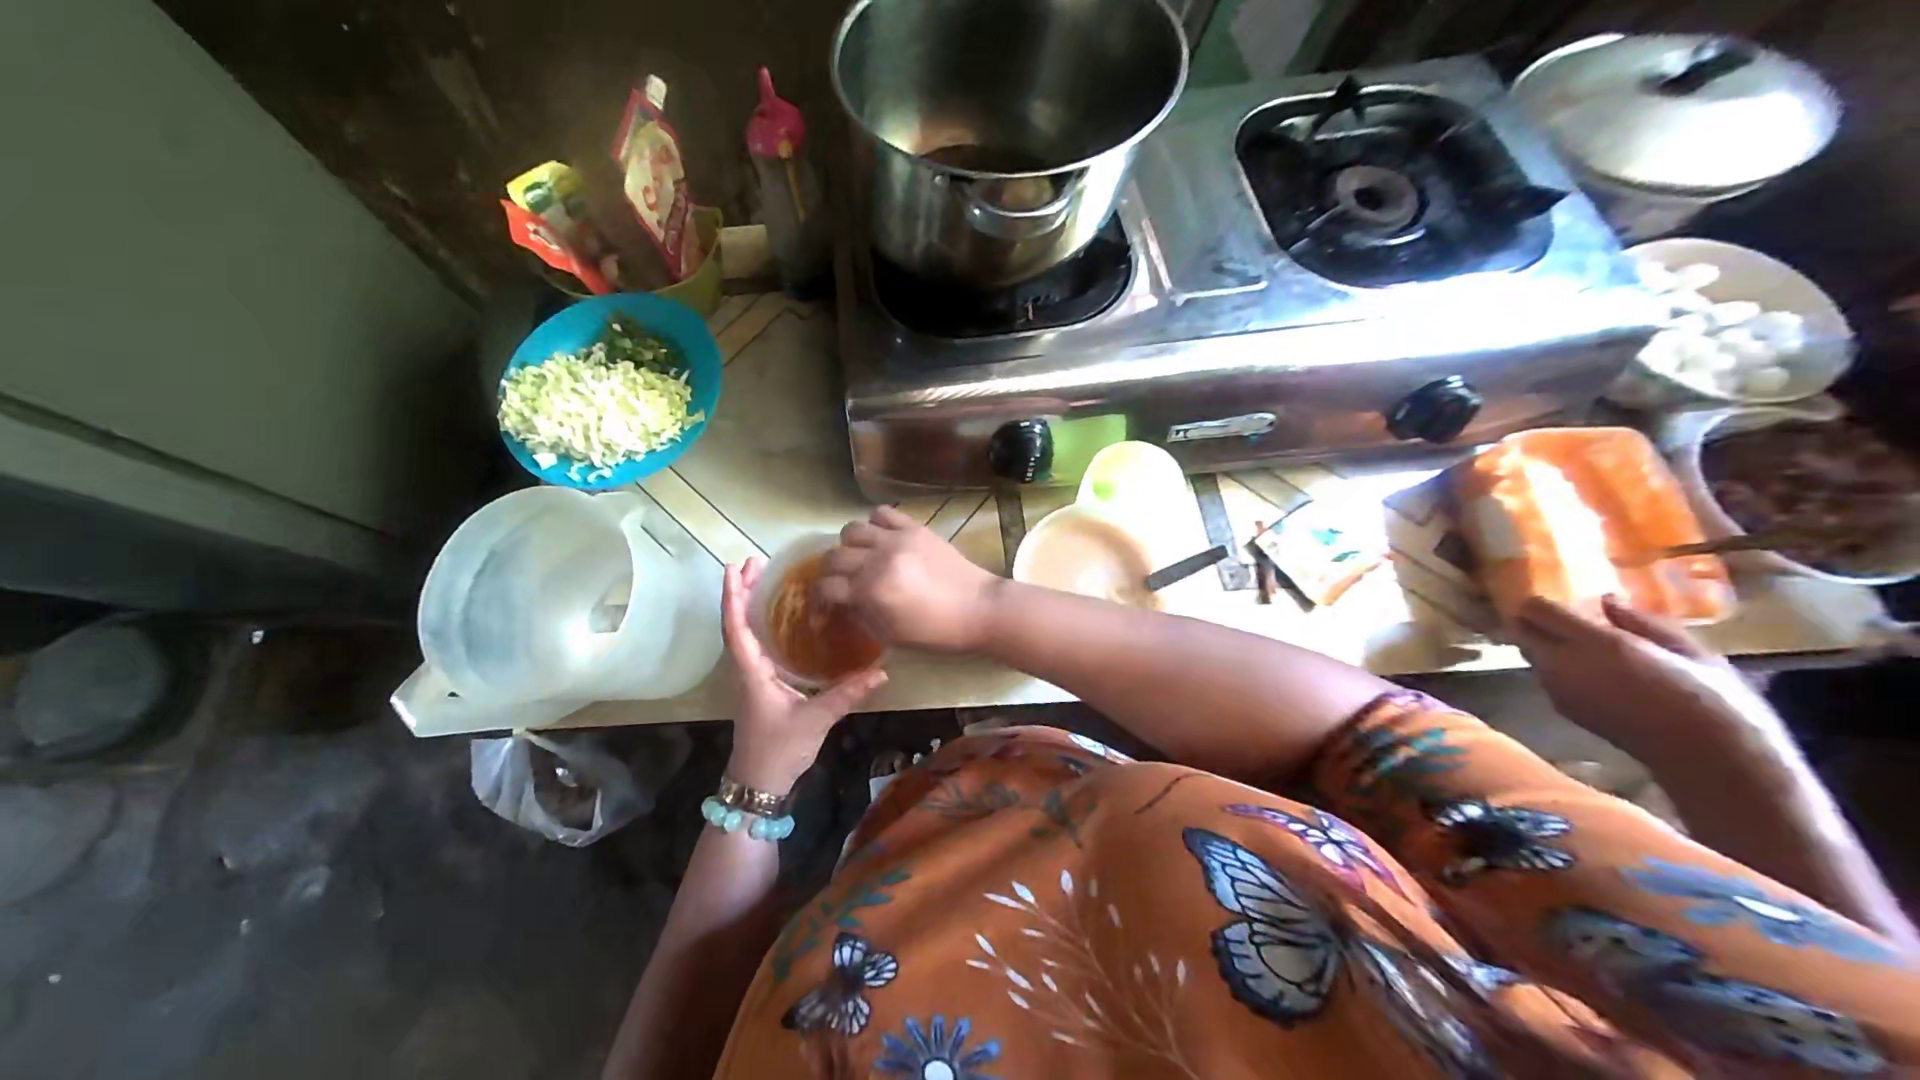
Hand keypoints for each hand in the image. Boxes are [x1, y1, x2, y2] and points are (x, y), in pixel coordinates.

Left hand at [721, 559, 886, 793]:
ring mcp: (752, 678)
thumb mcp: (815, 720)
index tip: (737, 568)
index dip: (734, 596)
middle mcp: (746, 669)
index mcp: (752, 672)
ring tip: (764, 580)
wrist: (758, 784)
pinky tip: (779, 619)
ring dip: (749, 605)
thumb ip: (846, 694)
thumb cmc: (779, 749)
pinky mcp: (760, 687)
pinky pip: (756, 646)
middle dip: (743, 591)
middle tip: (757, 563)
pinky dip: (761, 624)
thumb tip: (881, 671)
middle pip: (737, 622)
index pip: (736, 627)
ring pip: (744, 633)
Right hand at [814, 506, 1005, 651]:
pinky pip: (882, 513)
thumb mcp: (891, 636)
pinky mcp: (915, 528)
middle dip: (829, 574)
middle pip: (833, 557)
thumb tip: (843, 604)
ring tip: (860, 558)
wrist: (979, 609)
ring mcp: (897, 539)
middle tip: (839, 584)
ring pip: (851, 530)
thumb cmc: (936, 632)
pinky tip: (880, 540)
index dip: (819, 602)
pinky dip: (874, 524)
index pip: (827, 588)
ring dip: (848, 546)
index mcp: (871, 592)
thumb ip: (861, 616)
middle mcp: (878, 560)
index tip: (824, 610)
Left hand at [1513, 594, 1792, 769]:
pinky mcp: (1563, 709)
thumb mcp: (1690, 651)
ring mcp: (1558, 689)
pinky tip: (1587, 672)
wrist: (1711, 763)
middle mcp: (1564, 663)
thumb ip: (1641, 622)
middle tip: (1557, 620)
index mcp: (1595, 642)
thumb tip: (1606, 599)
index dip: (1539, 603)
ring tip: (1576, 644)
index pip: (1537, 611)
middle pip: (1521, 632)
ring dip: (1542, 647)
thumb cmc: (1716, 700)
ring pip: (1529, 656)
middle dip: (1530, 623)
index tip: (1554, 601)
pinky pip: (1544, 678)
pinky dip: (1553, 669)